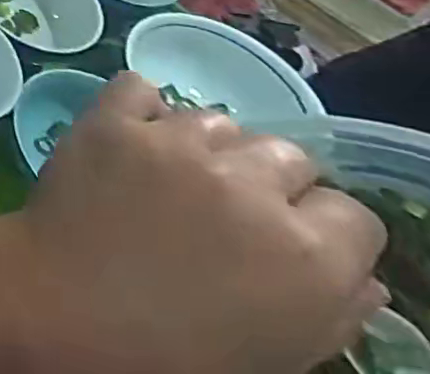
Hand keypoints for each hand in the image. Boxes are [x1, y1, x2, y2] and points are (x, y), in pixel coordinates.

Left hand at [8, 73, 386, 373]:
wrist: (71, 302)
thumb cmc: (182, 342)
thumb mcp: (289, 343)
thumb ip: (336, 302)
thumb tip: (358, 271)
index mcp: (312, 251)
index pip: (350, 212)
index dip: (319, 224)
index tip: (287, 233)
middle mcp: (248, 185)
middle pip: (284, 154)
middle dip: (264, 177)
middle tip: (225, 200)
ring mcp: (173, 146)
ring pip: (214, 119)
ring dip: (202, 141)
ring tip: (174, 170)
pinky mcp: (110, 123)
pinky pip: (135, 86)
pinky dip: (138, 102)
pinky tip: (134, 127)